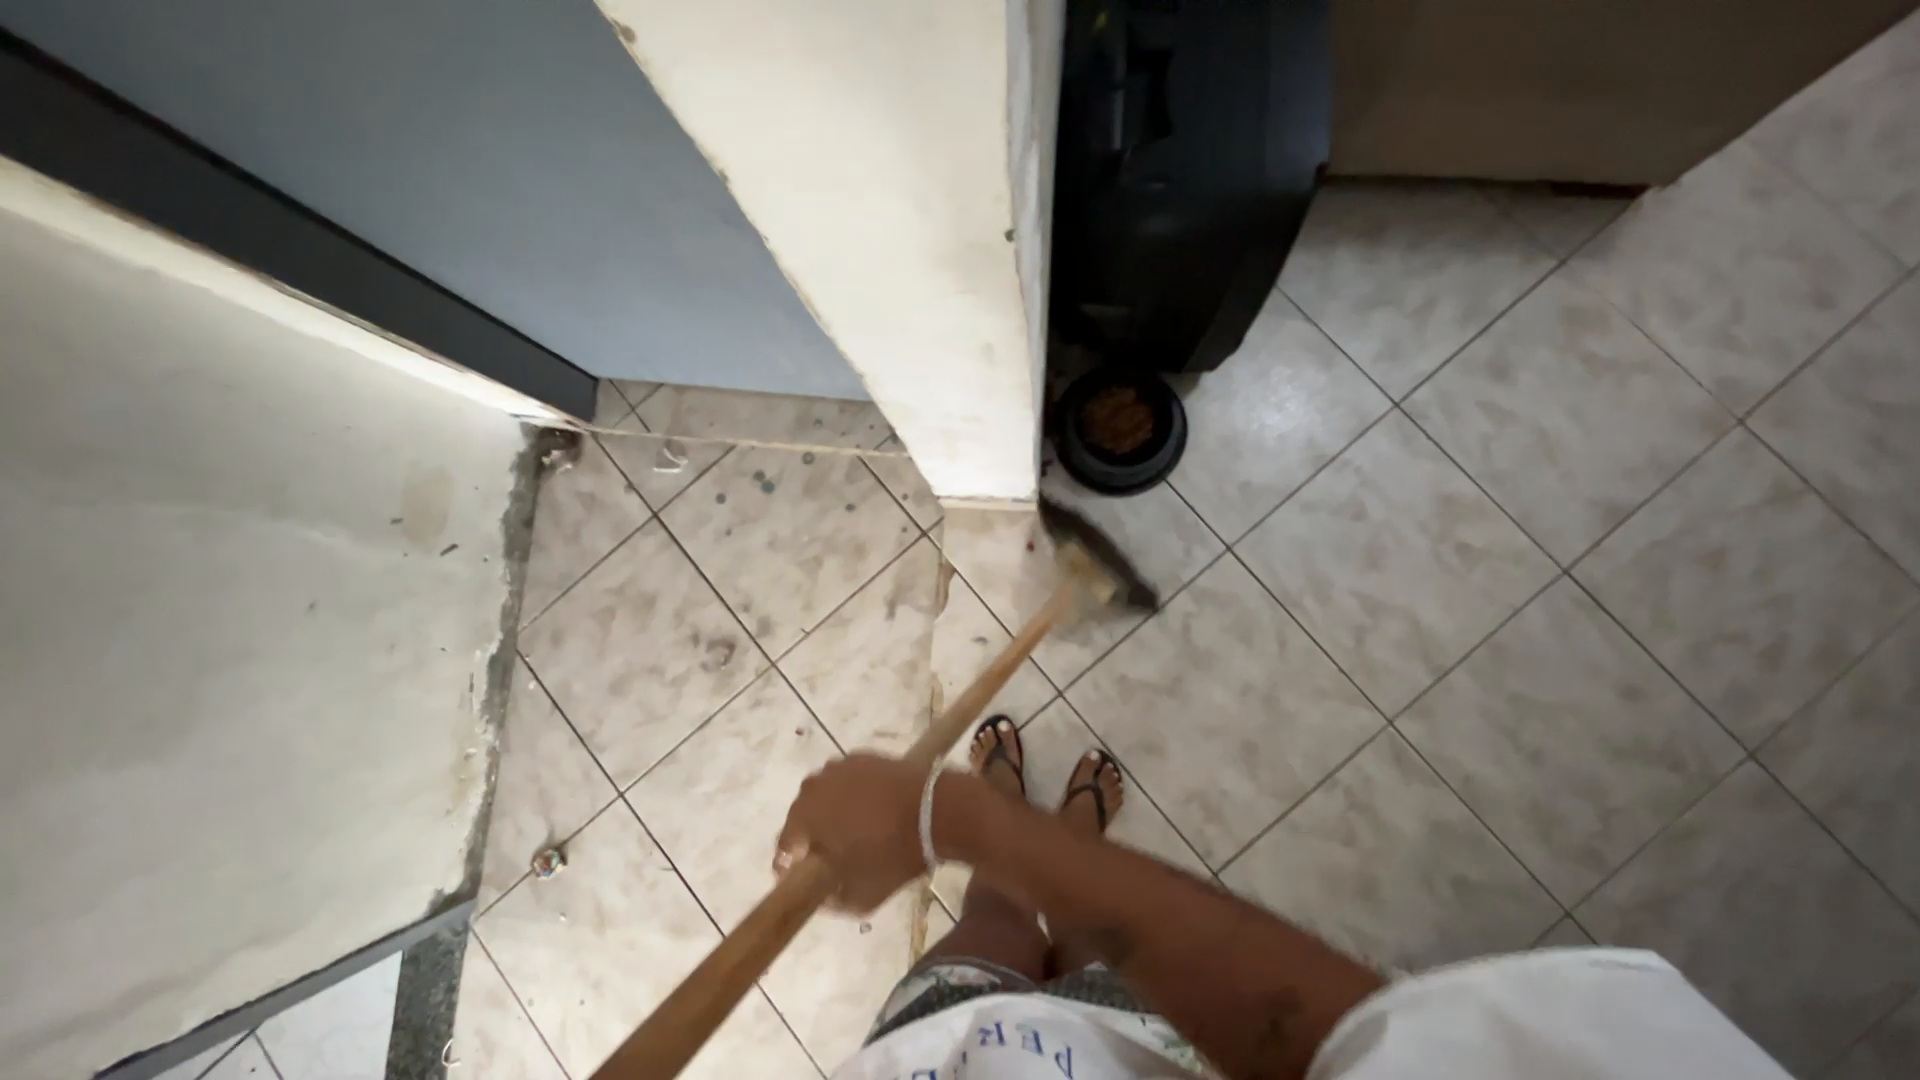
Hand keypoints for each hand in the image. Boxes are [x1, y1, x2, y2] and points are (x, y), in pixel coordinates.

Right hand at [774, 753, 932, 912]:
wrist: (937, 810)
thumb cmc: (892, 854)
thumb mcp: (859, 896)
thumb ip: (830, 901)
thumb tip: (821, 896)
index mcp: (804, 815)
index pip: (785, 848)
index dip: (793, 869)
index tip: (809, 881)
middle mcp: (814, 784)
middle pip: (803, 818)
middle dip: (813, 839)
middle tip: (834, 859)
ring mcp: (841, 766)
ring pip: (826, 797)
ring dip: (834, 814)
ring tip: (856, 834)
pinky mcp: (866, 756)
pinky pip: (849, 782)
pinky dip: (855, 796)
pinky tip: (873, 812)